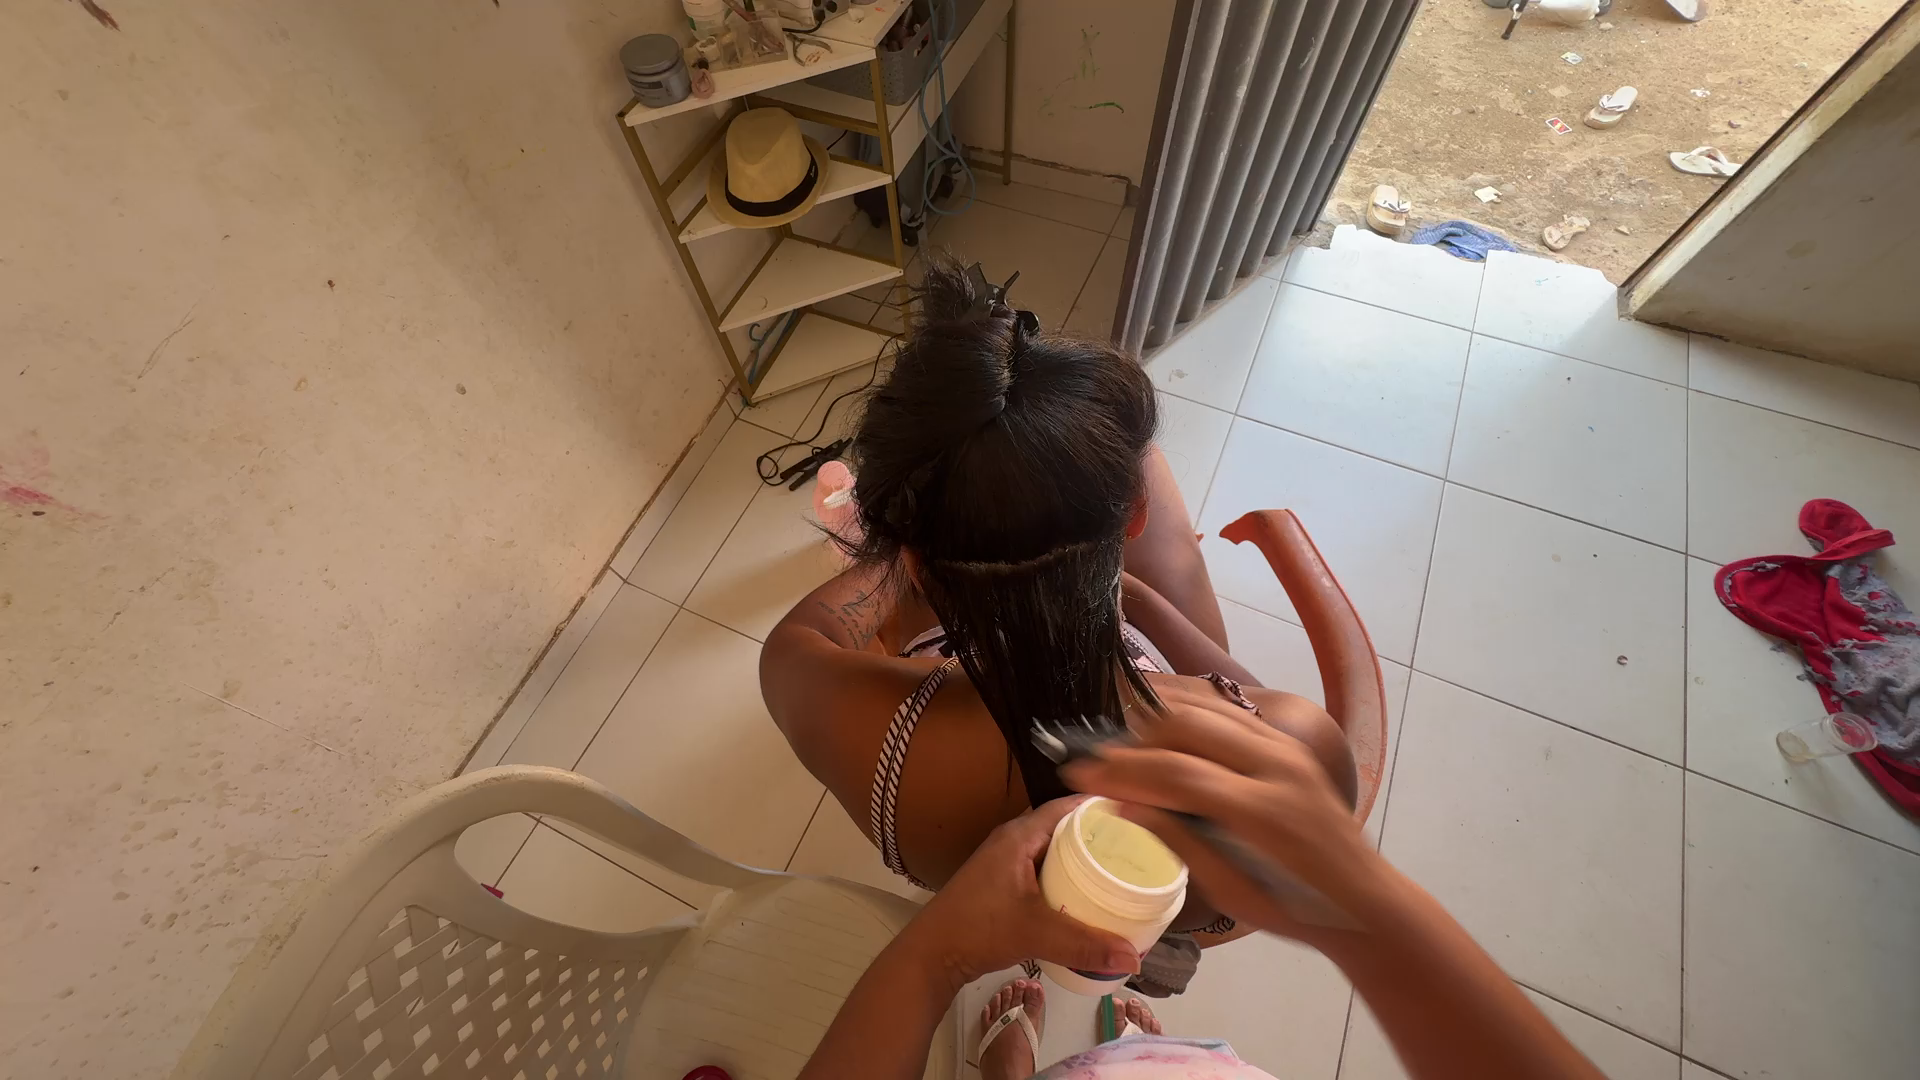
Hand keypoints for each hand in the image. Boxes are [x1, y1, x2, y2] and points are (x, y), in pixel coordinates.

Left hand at [906, 797, 1140, 986]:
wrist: (934, 952)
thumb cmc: (980, 928)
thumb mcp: (1036, 933)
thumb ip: (1085, 943)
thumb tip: (1135, 956)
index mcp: (1020, 835)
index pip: (1065, 806)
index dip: (1097, 806)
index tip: (1132, 812)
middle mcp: (1014, 839)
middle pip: (1061, 825)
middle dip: (1095, 832)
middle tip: (1135, 843)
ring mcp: (1007, 859)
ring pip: (1052, 848)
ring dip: (1080, 855)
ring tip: (1118, 866)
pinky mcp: (1004, 879)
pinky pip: (1043, 866)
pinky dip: (1066, 873)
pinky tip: (1086, 892)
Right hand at [1063, 687, 1386, 939]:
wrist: (1366, 900)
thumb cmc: (1294, 911)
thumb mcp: (1231, 893)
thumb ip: (1177, 840)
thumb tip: (1122, 803)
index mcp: (1264, 812)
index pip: (1177, 774)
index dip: (1122, 770)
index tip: (1079, 772)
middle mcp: (1275, 765)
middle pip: (1186, 726)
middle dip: (1133, 739)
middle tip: (1101, 762)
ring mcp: (1284, 746)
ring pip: (1203, 709)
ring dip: (1156, 722)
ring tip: (1126, 748)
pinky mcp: (1286, 740)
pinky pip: (1225, 711)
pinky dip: (1185, 715)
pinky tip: (1162, 732)